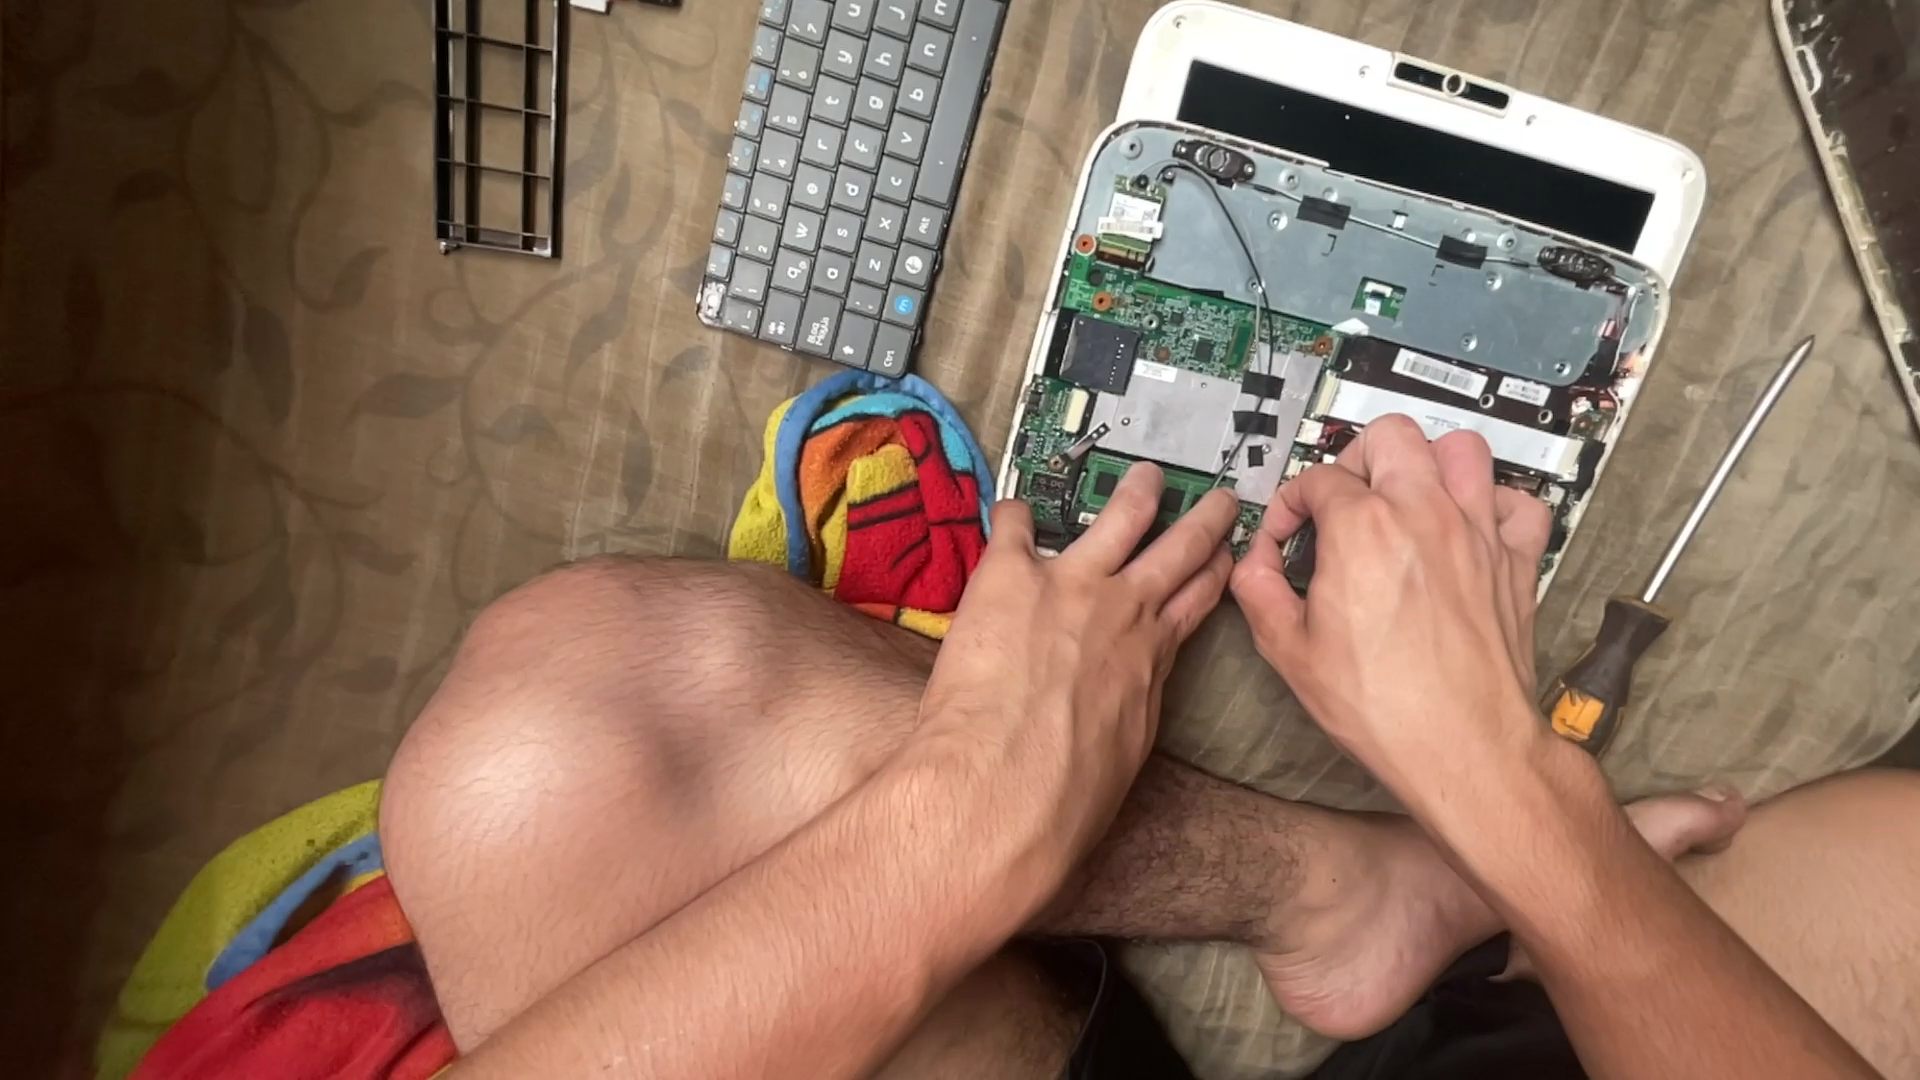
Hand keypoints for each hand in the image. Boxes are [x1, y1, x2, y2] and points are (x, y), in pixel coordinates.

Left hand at [917, 463, 1237, 882]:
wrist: (1004, 786)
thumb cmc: (1067, 794)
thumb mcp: (1124, 750)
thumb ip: (1128, 704)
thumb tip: (1124, 689)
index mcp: (1151, 657)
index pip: (1196, 602)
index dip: (1215, 574)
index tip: (1229, 554)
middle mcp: (1122, 608)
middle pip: (1176, 552)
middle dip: (1202, 522)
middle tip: (1220, 498)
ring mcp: (1070, 582)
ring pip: (1117, 520)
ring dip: (1133, 495)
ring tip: (1145, 475)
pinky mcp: (1012, 574)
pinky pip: (1016, 525)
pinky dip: (1015, 515)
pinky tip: (1013, 507)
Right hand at [1229, 416, 1554, 811]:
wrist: (1462, 747)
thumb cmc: (1374, 701)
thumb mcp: (1284, 646)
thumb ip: (1256, 586)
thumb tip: (1254, 559)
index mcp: (1361, 527)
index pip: (1316, 479)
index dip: (1289, 504)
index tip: (1283, 538)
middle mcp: (1423, 513)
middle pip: (1389, 435)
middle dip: (1353, 459)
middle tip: (1340, 503)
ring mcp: (1478, 532)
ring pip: (1462, 448)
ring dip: (1423, 463)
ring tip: (1400, 501)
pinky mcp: (1517, 562)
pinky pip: (1517, 501)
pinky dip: (1489, 501)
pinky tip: (1461, 529)